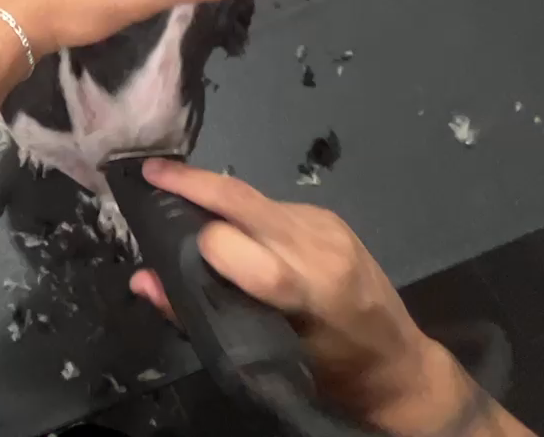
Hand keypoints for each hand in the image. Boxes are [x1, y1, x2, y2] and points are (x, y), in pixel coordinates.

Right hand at [128, 160, 472, 431]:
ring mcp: (325, 226)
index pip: (241, 249)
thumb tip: (142, 281)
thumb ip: (198, 317)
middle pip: (242, 198)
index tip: (165, 230)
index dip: (203, 240)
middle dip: (192, 181)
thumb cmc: (331, 373)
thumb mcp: (265, 358)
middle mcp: (319, 248)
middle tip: (150, 171)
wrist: (401, 365)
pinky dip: (240, 210)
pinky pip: (269, 204)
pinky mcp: (327, 215)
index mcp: (309, 291)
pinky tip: (229, 222)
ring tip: (176, 189)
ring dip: (212, 192)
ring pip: (252, 196)